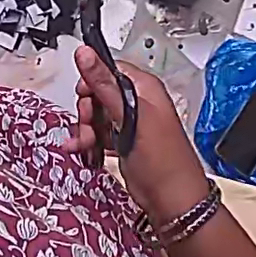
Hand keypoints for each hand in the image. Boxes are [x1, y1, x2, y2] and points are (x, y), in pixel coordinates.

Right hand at [71, 46, 213, 227]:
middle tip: (89, 124)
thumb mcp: (130, 117)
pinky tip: (83, 149)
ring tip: (86, 143)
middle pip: (97, 93)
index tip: (85, 98)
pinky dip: (88, 141)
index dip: (91, 82)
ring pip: (94, 115)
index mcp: (143, 88)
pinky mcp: (122, 141)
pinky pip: (97, 133)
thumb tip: (86, 54)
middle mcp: (137, 102)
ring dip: (84, 129)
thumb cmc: (163, 162)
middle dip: (86, 110)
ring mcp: (129, 123)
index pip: (108, 69)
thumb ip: (104, 84)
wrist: (172, 203)